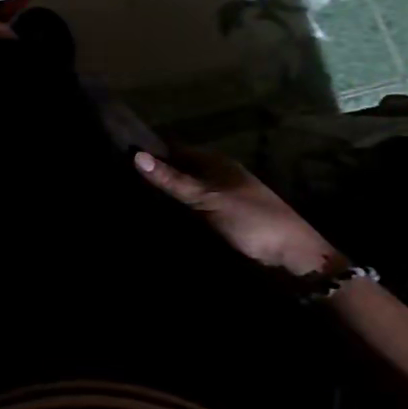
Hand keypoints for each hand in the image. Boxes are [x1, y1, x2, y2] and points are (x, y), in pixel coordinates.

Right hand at [134, 148, 345, 277]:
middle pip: (177, 171)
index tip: (118, 154)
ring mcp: (218, 202)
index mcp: (216, 163)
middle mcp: (215, 178)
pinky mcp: (219, 224)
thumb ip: (173, 180)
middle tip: (115, 181)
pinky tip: (153, 223)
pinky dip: (172, 217)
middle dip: (152, 176)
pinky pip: (188, 215)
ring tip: (126, 202)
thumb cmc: (252, 221)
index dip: (149, 151)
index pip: (174, 148)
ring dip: (161, 199)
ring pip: (181, 195)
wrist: (292, 260)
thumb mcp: (209, 198)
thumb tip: (135, 156)